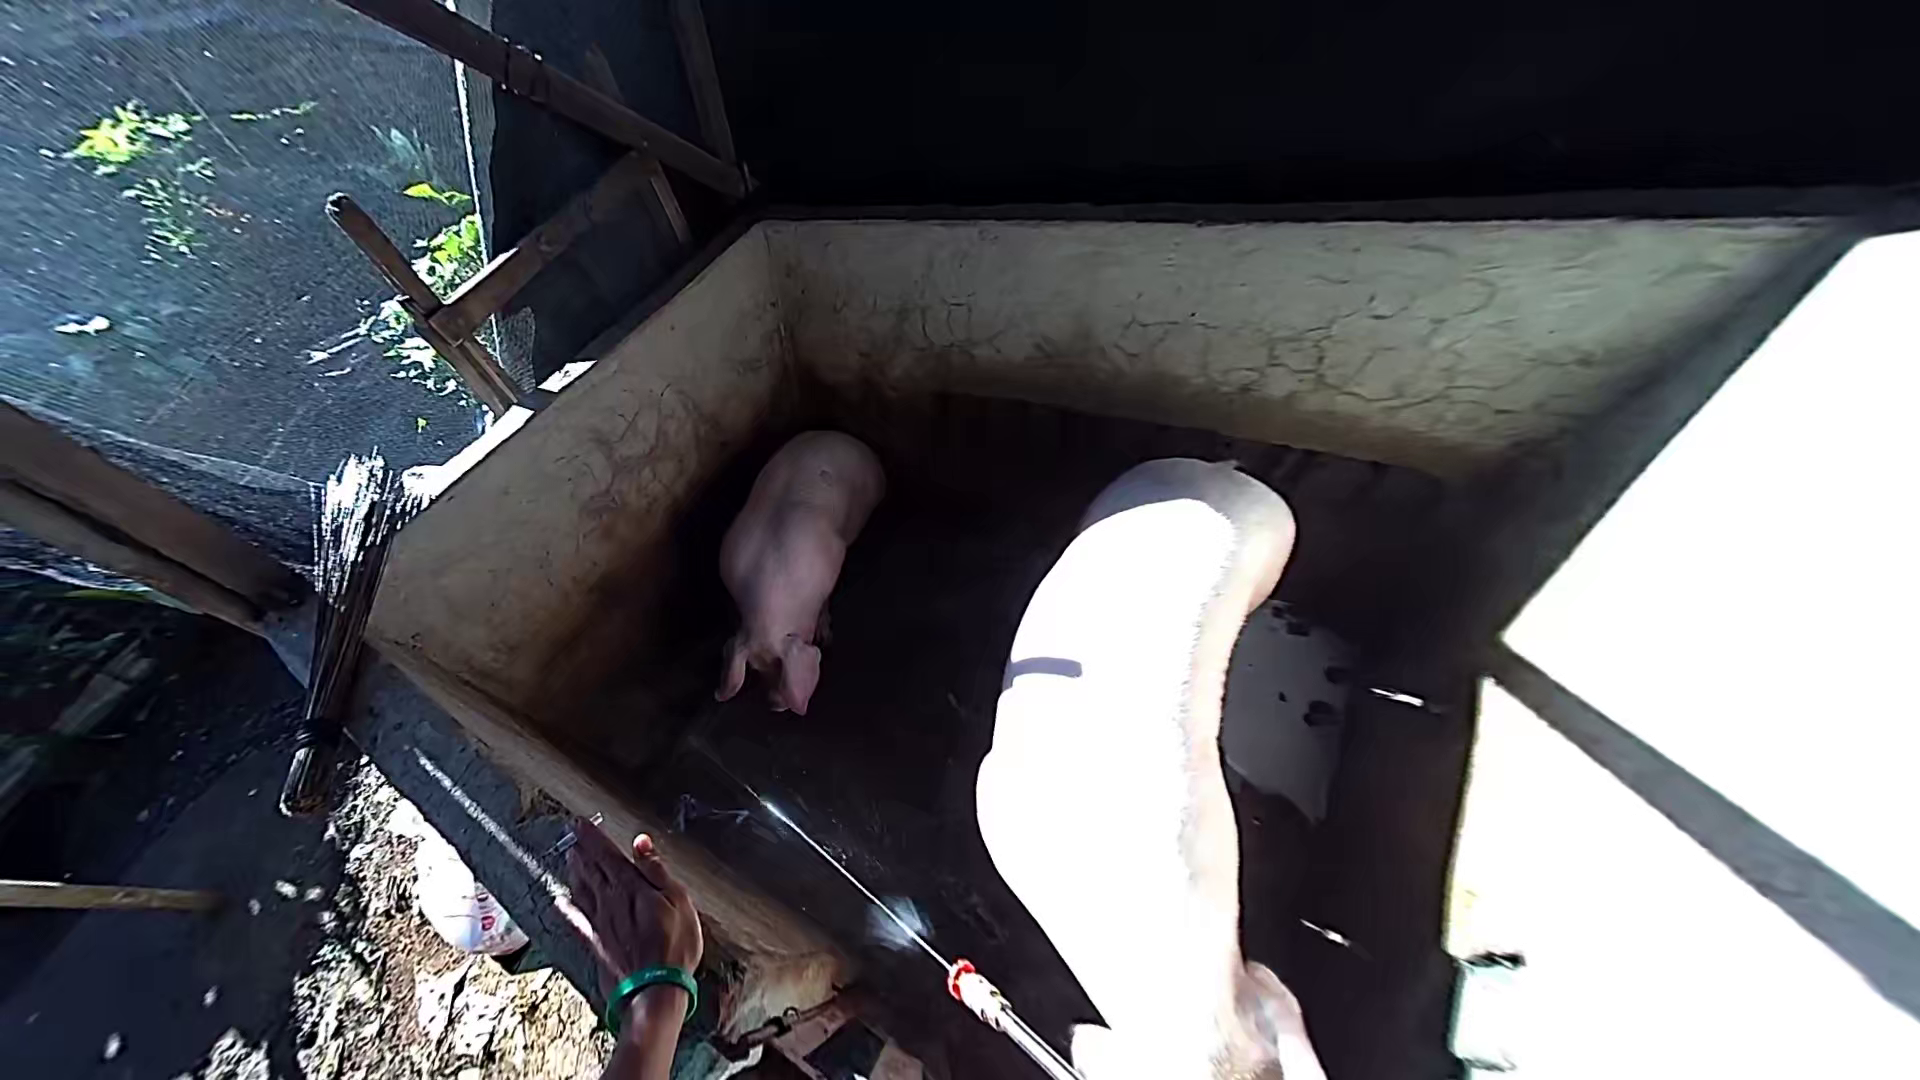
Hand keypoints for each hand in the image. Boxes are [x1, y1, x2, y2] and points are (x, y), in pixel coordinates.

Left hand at [566, 816, 704, 997]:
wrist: (654, 990)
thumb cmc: (673, 943)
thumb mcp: (677, 899)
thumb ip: (656, 870)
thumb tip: (641, 843)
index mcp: (631, 888)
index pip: (608, 856)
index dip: (594, 838)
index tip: (582, 823)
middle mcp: (610, 903)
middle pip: (592, 871)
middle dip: (582, 851)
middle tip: (572, 835)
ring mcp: (600, 924)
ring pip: (583, 891)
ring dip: (575, 872)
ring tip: (569, 858)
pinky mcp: (596, 944)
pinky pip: (577, 920)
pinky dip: (568, 908)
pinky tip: (561, 902)